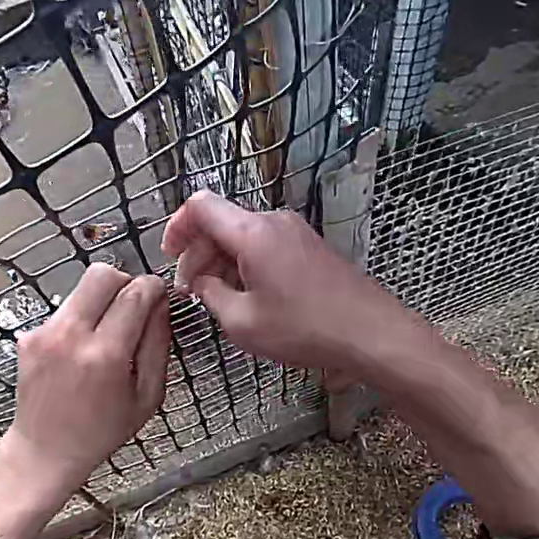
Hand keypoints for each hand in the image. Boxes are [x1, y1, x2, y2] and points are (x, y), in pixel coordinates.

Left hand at [5, 262, 171, 495]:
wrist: (45, 450)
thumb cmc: (100, 431)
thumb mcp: (147, 397)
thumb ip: (157, 345)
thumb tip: (161, 305)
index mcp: (105, 355)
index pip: (135, 293)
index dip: (153, 287)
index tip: (159, 294)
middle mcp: (71, 337)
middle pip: (103, 274)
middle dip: (125, 282)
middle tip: (132, 307)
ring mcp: (45, 333)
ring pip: (81, 288)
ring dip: (101, 302)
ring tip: (106, 336)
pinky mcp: (30, 335)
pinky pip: (65, 310)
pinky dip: (81, 320)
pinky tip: (82, 351)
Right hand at [161, 191, 427, 379]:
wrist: (369, 333)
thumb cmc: (305, 329)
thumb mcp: (242, 322)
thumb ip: (210, 295)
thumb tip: (200, 282)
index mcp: (252, 232)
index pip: (200, 206)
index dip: (176, 227)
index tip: (170, 255)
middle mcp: (273, 222)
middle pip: (221, 223)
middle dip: (198, 253)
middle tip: (192, 292)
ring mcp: (295, 232)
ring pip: (243, 236)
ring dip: (222, 262)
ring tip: (219, 299)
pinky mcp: (309, 247)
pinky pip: (265, 246)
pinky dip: (247, 264)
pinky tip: (248, 297)